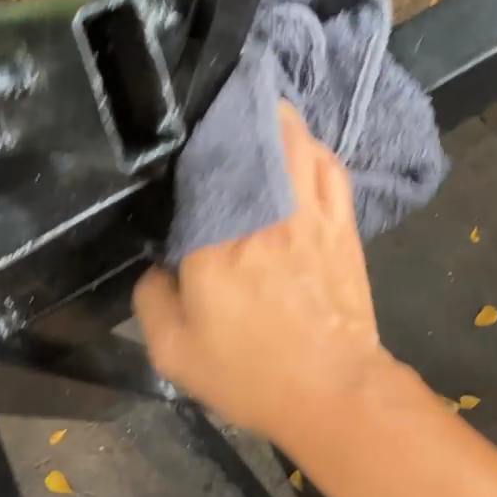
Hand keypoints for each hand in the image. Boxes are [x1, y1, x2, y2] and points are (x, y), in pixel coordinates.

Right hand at [134, 102, 400, 444]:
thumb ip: (152, 298)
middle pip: (254, 136)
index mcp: (215, 242)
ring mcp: (310, 214)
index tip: (182, 136)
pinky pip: (331, 167)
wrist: (333, 391)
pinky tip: (301, 149)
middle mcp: (265, 213)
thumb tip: (161, 264)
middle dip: (238, 111)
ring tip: (258, 112)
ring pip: (297, 141)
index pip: (201, 167)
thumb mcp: (174, 352)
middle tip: (220, 105)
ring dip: (277, 120)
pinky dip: (314, 149)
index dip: (193, 142)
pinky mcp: (343, 226)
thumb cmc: (251, 374)